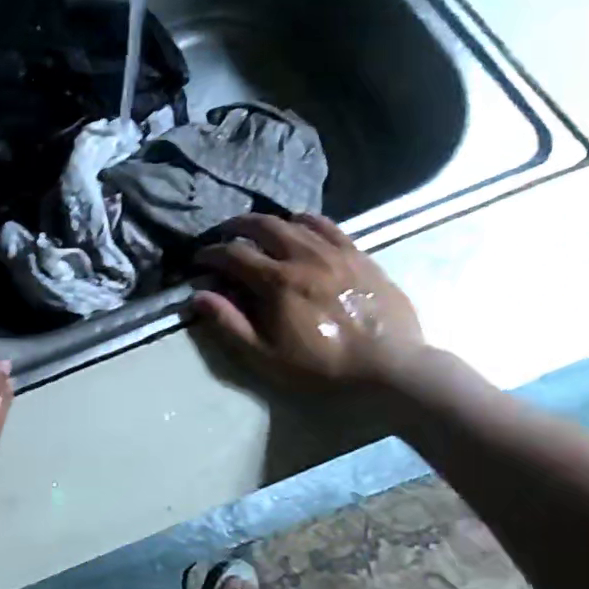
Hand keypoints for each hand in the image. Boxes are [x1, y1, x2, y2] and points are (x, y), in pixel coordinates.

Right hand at [192, 213, 425, 390]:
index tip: (200, 259)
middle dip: (236, 226)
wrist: (389, 367)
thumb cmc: (324, 367)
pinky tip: (299, 226)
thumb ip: (231, 324)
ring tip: (257, 229)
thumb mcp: (268, 357)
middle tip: (224, 235)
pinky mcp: (357, 253)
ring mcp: (333, 251)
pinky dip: (305, 220)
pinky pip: (327, 224)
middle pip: (262, 225)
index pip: (234, 254)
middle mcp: (303, 256)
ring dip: (268, 221)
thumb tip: (198, 296)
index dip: (211, 253)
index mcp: (278, 282)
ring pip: (293, 221)